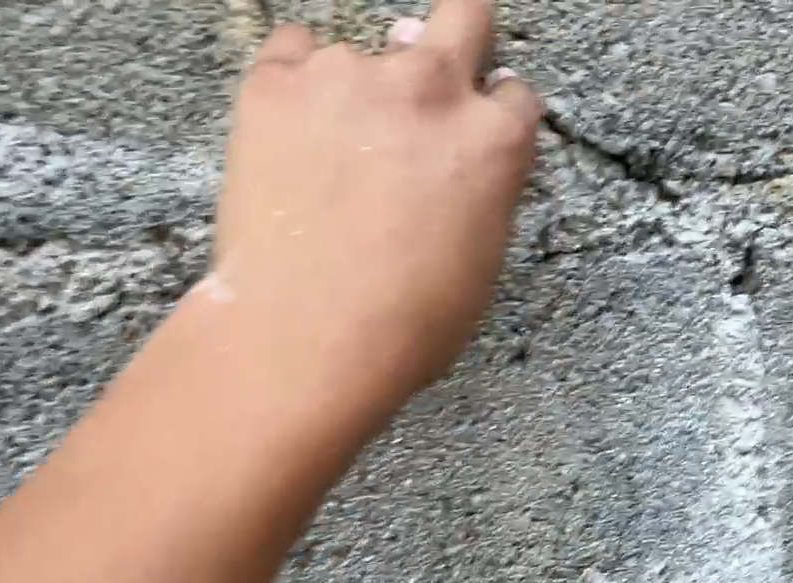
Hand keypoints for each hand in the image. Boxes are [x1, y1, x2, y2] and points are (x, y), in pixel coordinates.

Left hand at [204, 0, 541, 397]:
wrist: (310, 339)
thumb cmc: (407, 324)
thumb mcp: (479, 263)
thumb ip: (483, 190)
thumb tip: (464, 159)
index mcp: (492, 144)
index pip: (515, 94)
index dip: (497, 115)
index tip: (478, 133)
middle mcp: (430, 90)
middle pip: (464, 16)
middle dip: (459, 41)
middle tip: (433, 89)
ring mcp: (350, 77)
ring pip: (367, 52)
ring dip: (364, 91)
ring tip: (339, 159)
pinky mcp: (276, 83)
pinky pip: (295, 52)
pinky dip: (301, 86)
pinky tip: (299, 142)